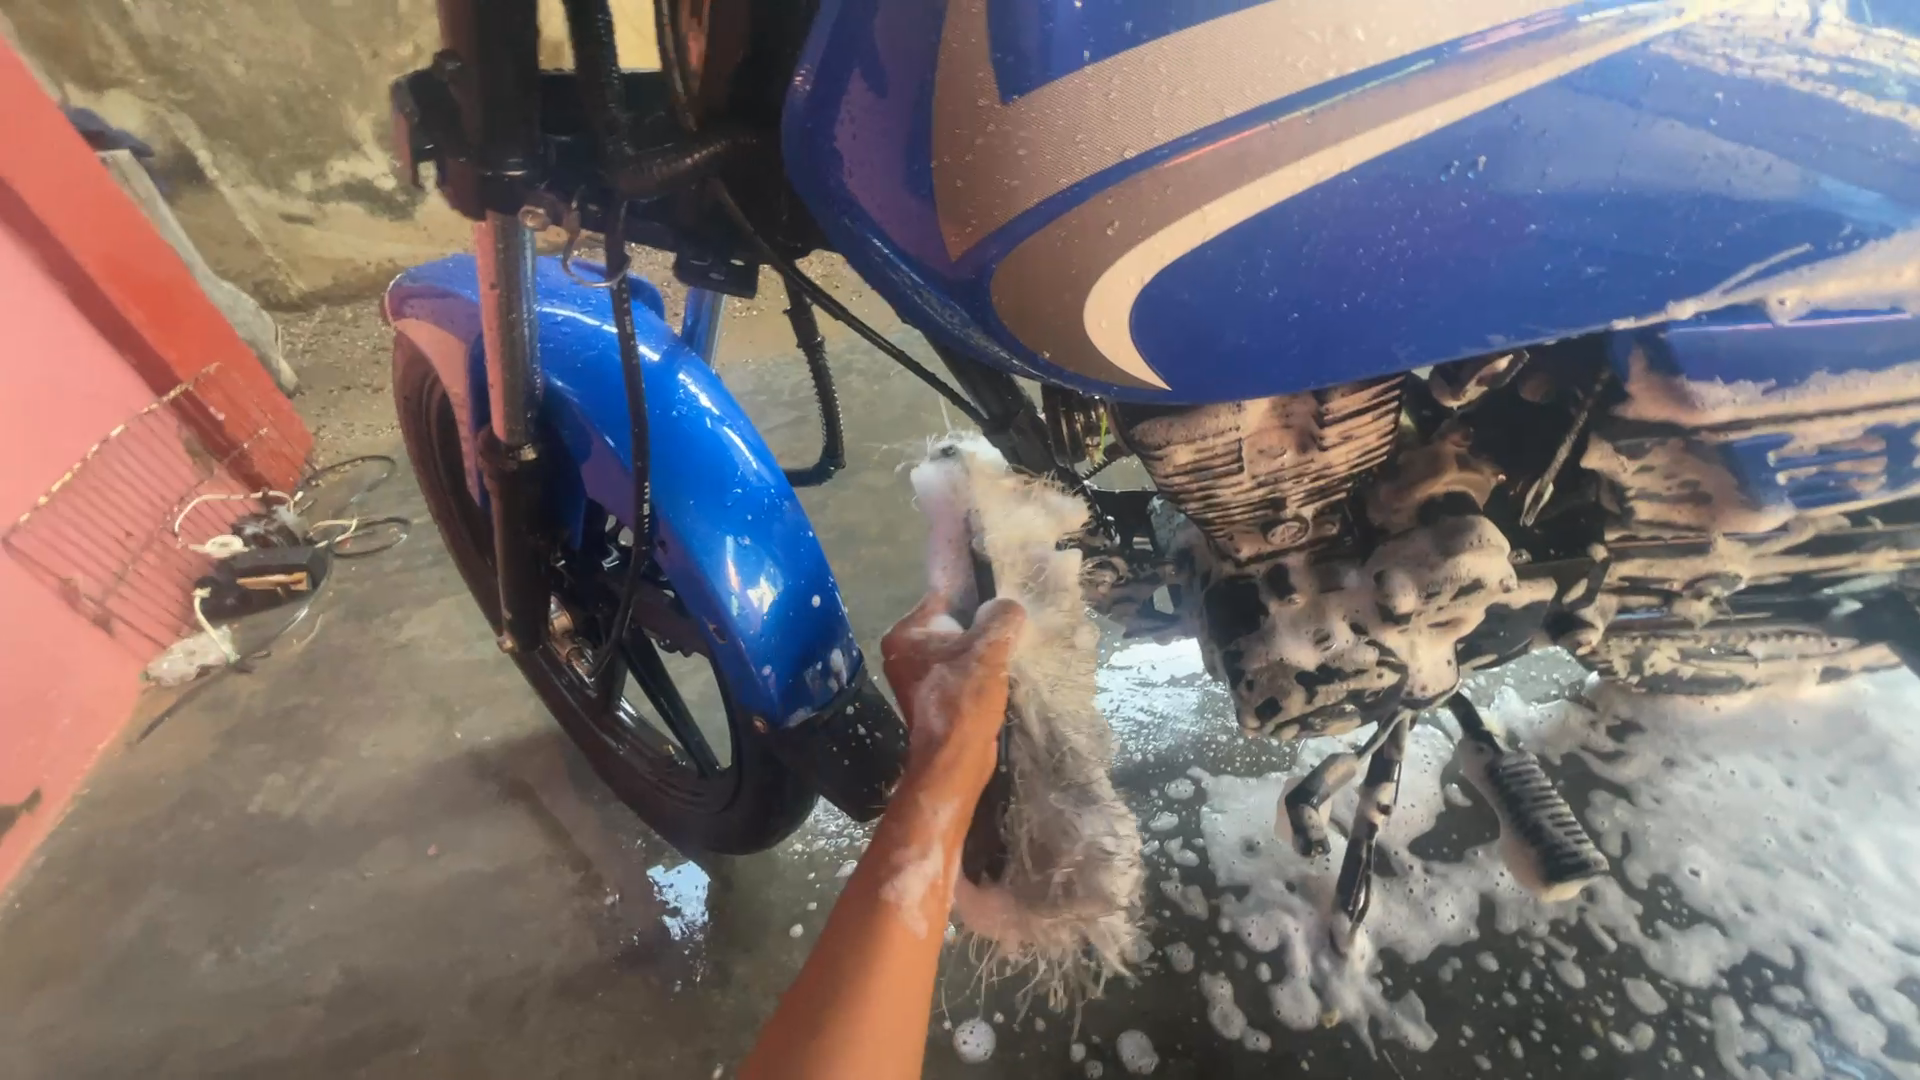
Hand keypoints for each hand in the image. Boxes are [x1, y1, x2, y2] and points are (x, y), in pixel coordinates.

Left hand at [879, 592, 1025, 795]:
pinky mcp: (933, 697)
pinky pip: (960, 670)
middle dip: (981, 625)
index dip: (974, 593)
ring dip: (983, 650)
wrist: (954, 761)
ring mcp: (917, 676)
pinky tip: (1000, 673)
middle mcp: (904, 651)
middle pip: (952, 623)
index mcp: (905, 633)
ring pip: (959, 648)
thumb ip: (1000, 618)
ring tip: (1009, 648)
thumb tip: (1008, 606)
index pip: (943, 597)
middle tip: (1010, 624)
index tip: (1000, 592)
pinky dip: (979, 670)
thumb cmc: (963, 700)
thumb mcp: (988, 650)